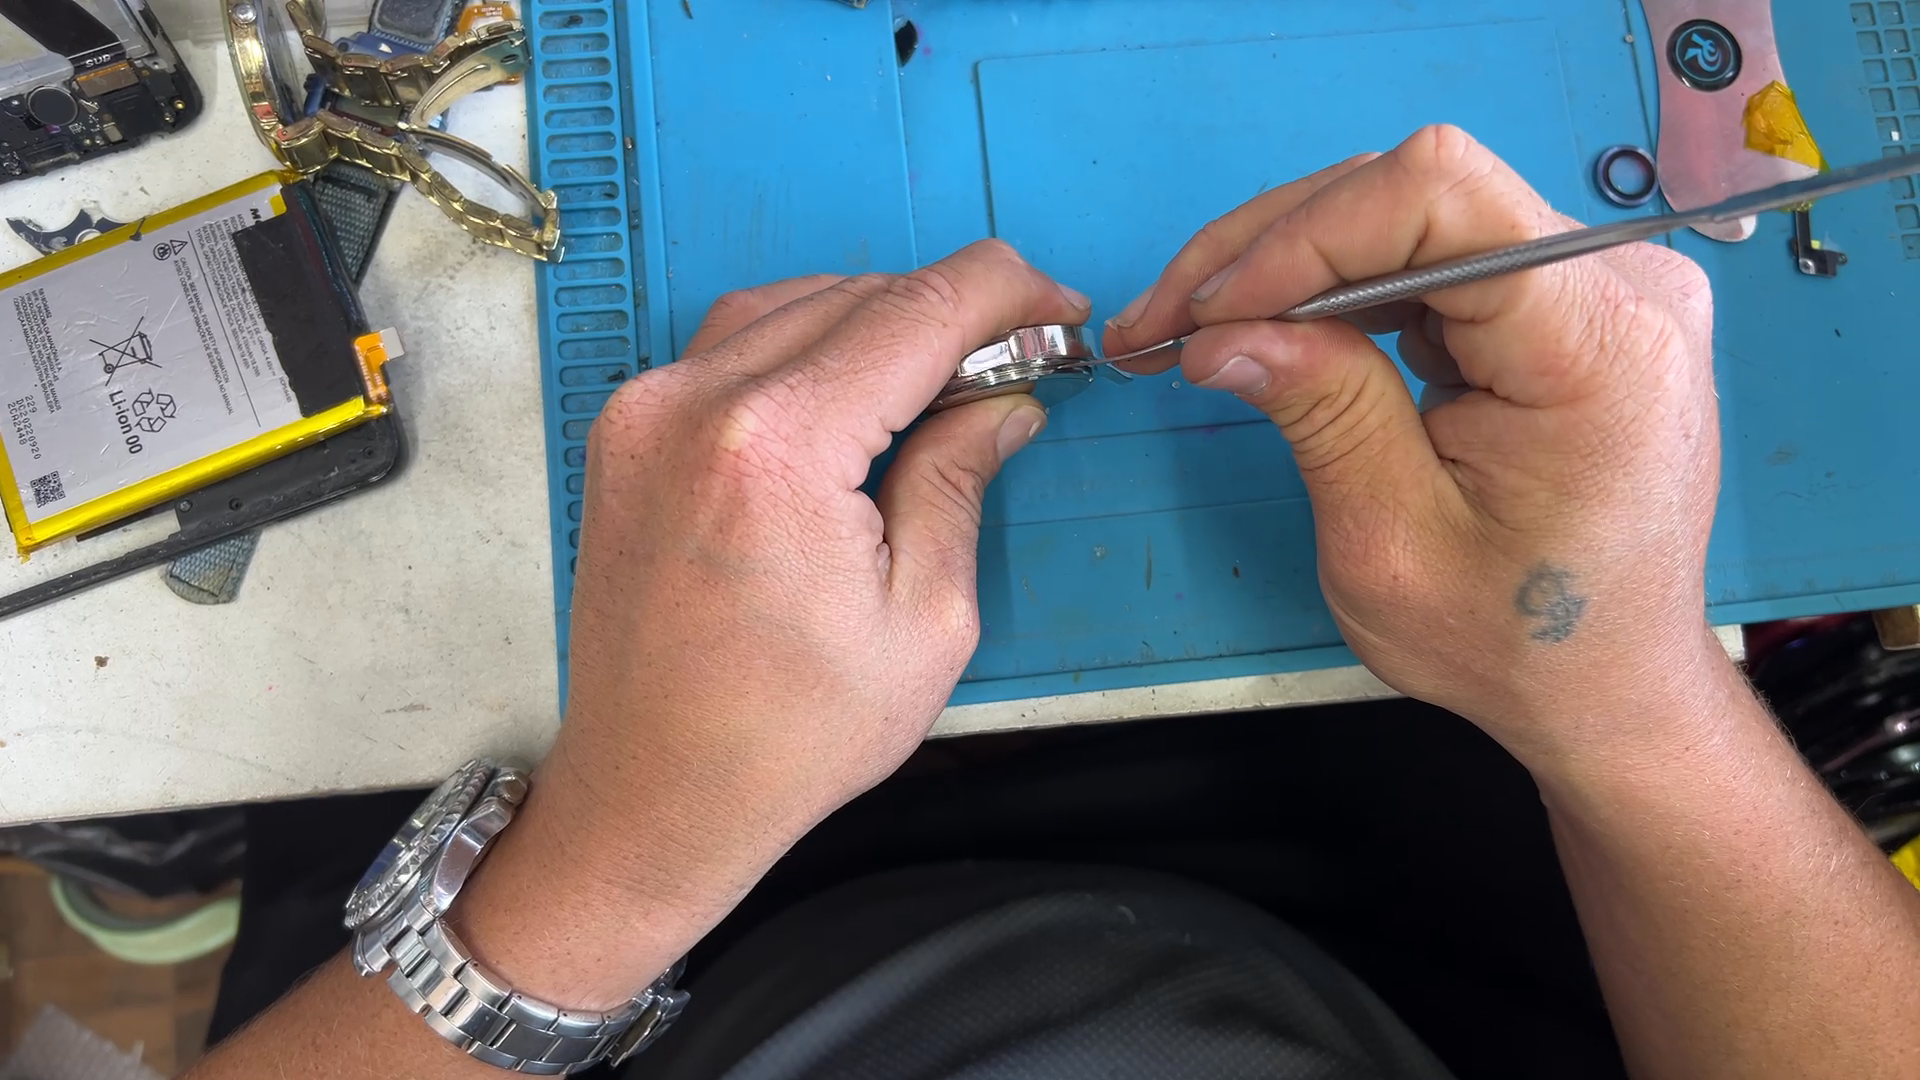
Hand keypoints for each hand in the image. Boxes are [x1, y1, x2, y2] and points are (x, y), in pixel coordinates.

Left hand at [458, 242, 1086, 1005]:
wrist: (655, 794)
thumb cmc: (796, 735)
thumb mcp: (926, 617)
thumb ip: (960, 480)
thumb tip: (1005, 403)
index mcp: (780, 446)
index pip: (917, 312)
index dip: (1006, 293)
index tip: (1059, 307)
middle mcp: (694, 401)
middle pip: (858, 297)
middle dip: (954, 313)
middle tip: (1012, 362)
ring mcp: (644, 409)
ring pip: (794, 305)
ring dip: (883, 321)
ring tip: (941, 377)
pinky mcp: (627, 431)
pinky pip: (736, 343)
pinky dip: (811, 343)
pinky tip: (854, 389)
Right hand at [1103, 125, 1721, 769]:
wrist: (1594, 682)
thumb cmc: (1500, 638)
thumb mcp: (1386, 541)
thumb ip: (1320, 415)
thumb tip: (1214, 334)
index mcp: (1592, 343)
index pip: (1436, 201)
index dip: (1294, 241)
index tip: (1197, 319)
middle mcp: (1603, 281)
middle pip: (1402, 196)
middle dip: (1253, 256)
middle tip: (1149, 326)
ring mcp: (1574, 287)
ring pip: (1389, 220)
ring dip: (1265, 272)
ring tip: (1175, 331)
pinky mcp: (1534, 309)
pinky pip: (1403, 263)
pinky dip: (1309, 294)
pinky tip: (1249, 333)